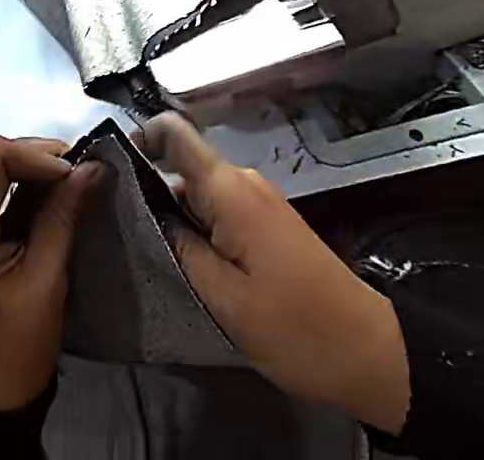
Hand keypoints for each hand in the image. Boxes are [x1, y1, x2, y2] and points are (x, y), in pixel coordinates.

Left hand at [0, 135, 104, 410]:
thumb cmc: (14, 351)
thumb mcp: (46, 280)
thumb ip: (64, 215)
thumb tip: (91, 167)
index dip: (37, 155)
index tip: (75, 172)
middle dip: (36, 162)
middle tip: (78, 176)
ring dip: (27, 176)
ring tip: (66, 190)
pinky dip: (12, 193)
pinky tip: (42, 204)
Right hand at [142, 114, 411, 432]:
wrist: (371, 351)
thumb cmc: (295, 327)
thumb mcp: (223, 297)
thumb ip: (178, 246)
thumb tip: (148, 212)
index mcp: (230, 190)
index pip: (175, 133)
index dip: (140, 138)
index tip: (112, 169)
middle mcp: (243, 182)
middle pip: (182, 164)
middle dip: (150, 188)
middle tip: (121, 225)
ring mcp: (257, 198)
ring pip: (198, 188)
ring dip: (173, 212)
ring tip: (150, 248)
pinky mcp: (265, 217)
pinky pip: (217, 205)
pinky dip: (195, 223)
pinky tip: (185, 257)